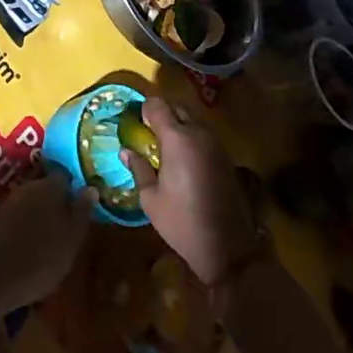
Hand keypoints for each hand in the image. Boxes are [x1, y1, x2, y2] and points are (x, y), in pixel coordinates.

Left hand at [0, 173, 94, 306]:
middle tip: (64, 223)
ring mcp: (12, 199)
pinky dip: (26, 222)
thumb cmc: (44, 256)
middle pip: (47, 187)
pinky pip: (19, 213)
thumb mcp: (73, 237)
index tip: (78, 205)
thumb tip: (91, 187)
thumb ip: (83, 210)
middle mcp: (31, 185)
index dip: (72, 190)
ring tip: (48, 234)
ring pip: (32, 200)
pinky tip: (29, 240)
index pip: (65, 176)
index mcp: (51, 186)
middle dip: (55, 201)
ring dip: (40, 212)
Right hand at [122, 97, 259, 285]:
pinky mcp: (225, 156)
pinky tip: (183, 158)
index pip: (158, 106)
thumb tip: (125, 151)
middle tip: (148, 131)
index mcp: (177, 139)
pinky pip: (204, 135)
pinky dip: (191, 137)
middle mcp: (198, 133)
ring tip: (164, 144)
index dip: (145, 108)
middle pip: (177, 108)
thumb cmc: (182, 222)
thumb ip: (139, 169)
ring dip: (178, 124)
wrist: (227, 246)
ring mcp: (215, 143)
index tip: (136, 120)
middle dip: (162, 113)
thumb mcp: (151, 199)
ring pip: (193, 120)